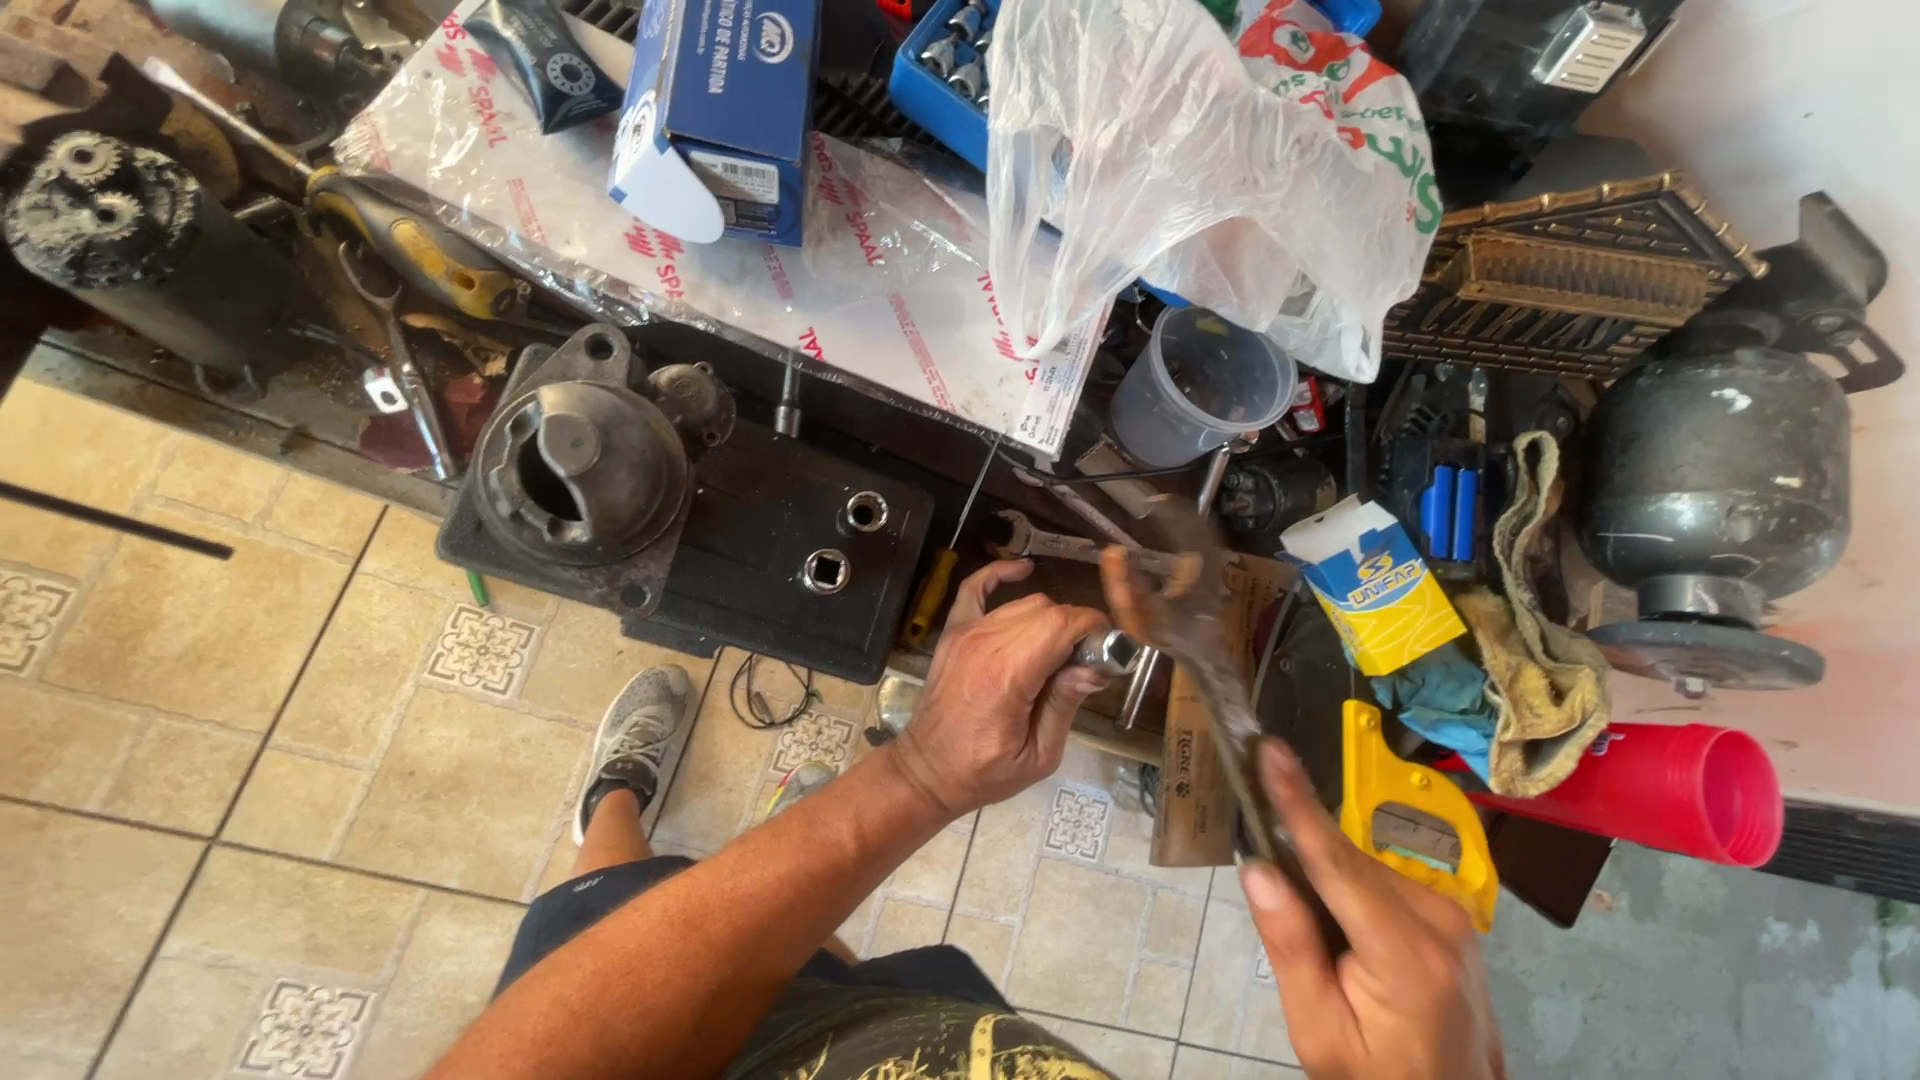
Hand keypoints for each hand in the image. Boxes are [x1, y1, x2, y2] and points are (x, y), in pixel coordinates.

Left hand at [888, 559, 1110, 816]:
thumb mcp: (1039, 755)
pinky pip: (975, 587)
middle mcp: (985, 643)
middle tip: (1085, 661)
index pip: (1062, 625)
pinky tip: (1022, 570)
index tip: (1107, 650)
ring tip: (1060, 650)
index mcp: (1007, 676)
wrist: (926, 770)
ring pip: (1023, 603)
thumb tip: (1097, 667)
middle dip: (1076, 628)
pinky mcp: (953, 632)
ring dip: (1050, 617)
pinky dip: (998, 574)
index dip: (1092, 629)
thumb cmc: (984, 771)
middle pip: (1047, 611)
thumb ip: (1066, 704)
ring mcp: (966, 633)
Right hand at [1240, 742, 1504, 1079]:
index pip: (1337, 862)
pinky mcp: (1452, 915)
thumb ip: (1290, 947)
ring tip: (1316, 938)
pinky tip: (1343, 935)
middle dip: (1298, 856)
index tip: (1270, 751)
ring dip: (1322, 878)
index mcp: (1406, 954)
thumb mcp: (1319, 1030)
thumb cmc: (1375, 1076)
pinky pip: (1379, 880)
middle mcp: (1439, 920)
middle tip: (1267, 886)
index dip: (1297, 803)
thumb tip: (1256, 867)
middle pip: (1345, 860)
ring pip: (1359, 866)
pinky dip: (1346, 889)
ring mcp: (1452, 914)